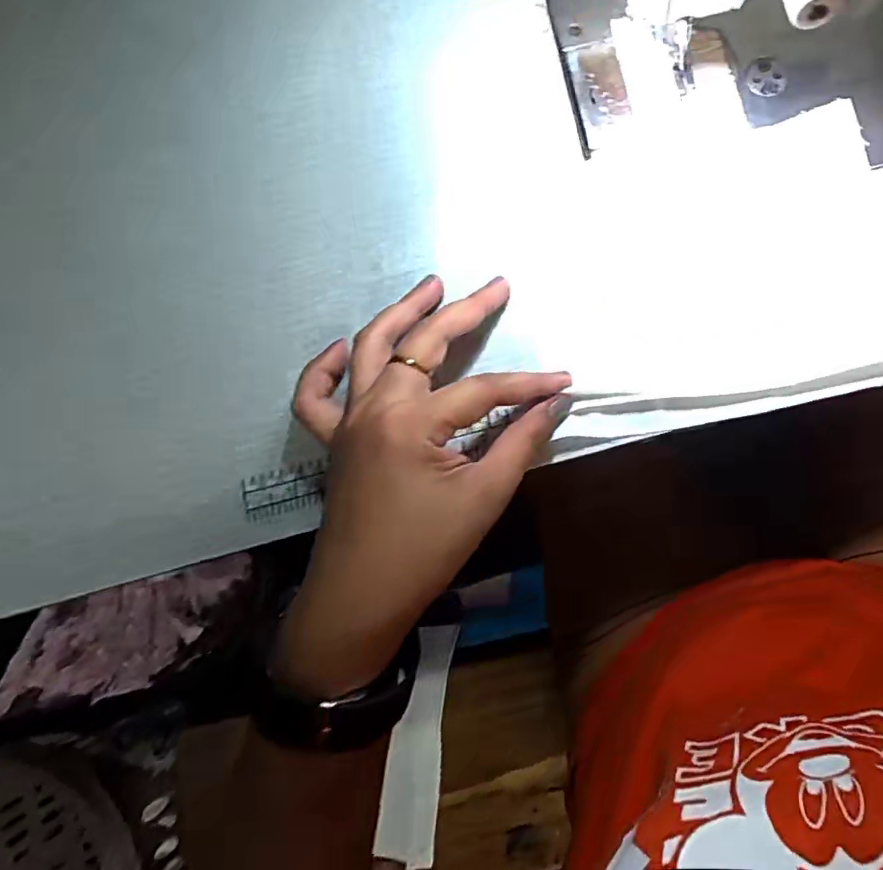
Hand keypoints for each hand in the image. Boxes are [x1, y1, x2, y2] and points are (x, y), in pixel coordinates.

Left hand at [274, 275, 571, 697]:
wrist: (361, 597)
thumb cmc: (429, 547)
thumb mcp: (488, 493)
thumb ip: (522, 439)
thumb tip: (555, 402)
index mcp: (412, 423)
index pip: (485, 388)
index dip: (531, 384)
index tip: (567, 381)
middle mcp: (374, 409)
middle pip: (421, 345)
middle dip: (463, 312)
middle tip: (497, 286)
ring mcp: (348, 423)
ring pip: (368, 352)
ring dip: (401, 315)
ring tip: (430, 286)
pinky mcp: (335, 441)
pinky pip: (316, 396)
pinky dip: (326, 366)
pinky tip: (344, 345)